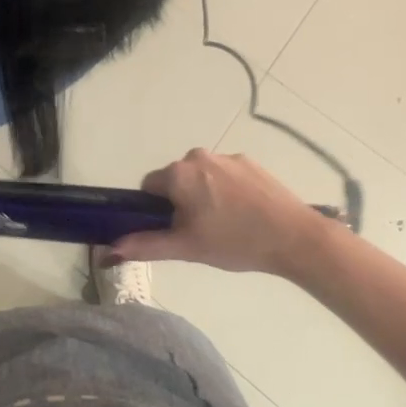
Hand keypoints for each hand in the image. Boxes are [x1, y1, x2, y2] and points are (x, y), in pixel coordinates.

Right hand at [108, 149, 333, 280]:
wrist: (294, 237)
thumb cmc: (235, 242)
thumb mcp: (186, 248)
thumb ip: (146, 245)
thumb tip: (110, 250)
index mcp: (178, 173)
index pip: (149, 186)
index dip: (157, 210)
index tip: (175, 229)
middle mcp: (198, 156)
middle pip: (176, 179)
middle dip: (182, 201)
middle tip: (201, 231)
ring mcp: (226, 156)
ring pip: (202, 176)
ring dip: (205, 195)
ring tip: (227, 224)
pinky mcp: (250, 162)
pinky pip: (225, 174)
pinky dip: (228, 190)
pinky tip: (245, 214)